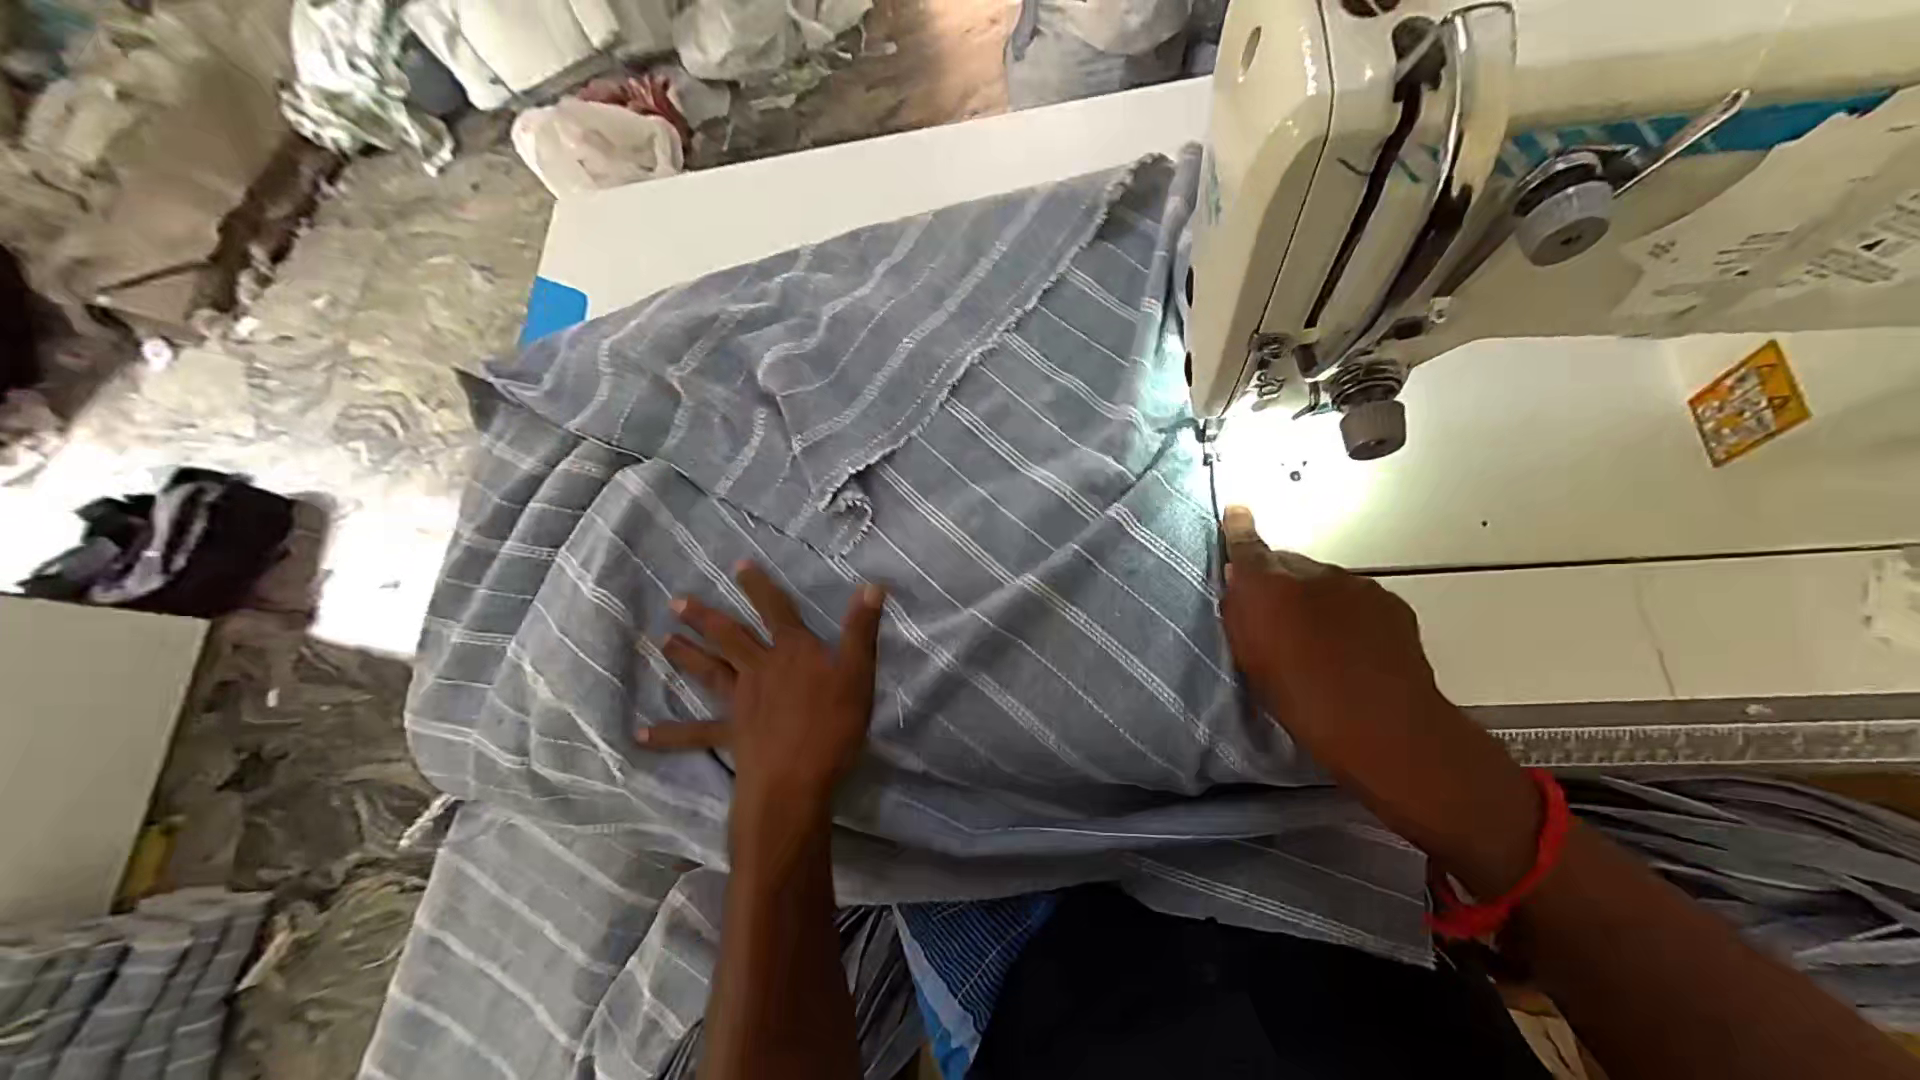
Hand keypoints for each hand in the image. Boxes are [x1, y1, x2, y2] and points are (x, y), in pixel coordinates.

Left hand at [637, 561, 885, 813]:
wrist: (795, 780)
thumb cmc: (833, 726)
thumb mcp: (859, 674)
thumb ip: (861, 630)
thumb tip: (872, 585)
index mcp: (792, 652)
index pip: (776, 610)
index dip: (760, 587)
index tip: (739, 565)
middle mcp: (760, 669)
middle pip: (730, 637)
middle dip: (705, 618)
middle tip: (677, 602)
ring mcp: (741, 701)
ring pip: (710, 672)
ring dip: (687, 656)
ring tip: (663, 641)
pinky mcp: (731, 734)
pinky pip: (696, 733)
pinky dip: (669, 734)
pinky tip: (641, 734)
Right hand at [1218, 505, 1442, 736]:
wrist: (1381, 725)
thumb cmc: (1299, 698)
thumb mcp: (1249, 658)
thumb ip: (1238, 611)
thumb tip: (1237, 580)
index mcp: (1267, 586)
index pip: (1247, 547)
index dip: (1238, 530)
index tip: (1236, 511)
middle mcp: (1312, 574)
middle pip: (1287, 564)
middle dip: (1278, 580)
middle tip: (1274, 617)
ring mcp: (1356, 585)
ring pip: (1324, 581)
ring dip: (1315, 597)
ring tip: (1315, 638)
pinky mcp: (1390, 603)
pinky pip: (1357, 597)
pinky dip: (1348, 610)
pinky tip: (1349, 645)